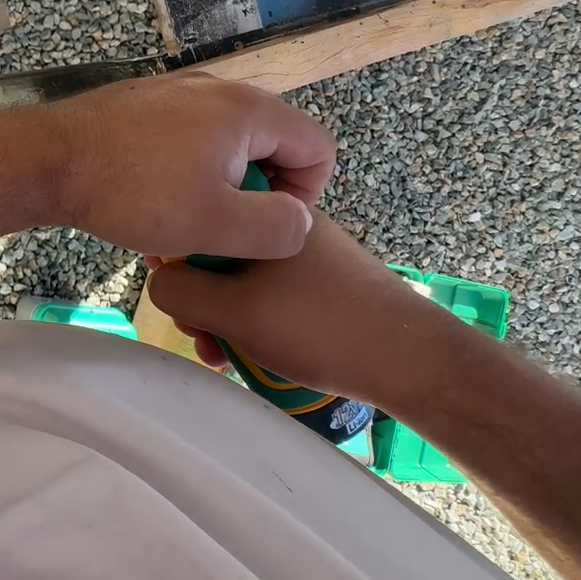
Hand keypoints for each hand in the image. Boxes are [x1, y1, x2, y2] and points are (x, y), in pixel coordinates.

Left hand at [43, 72, 334, 259]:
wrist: (43, 160)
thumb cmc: (133, 192)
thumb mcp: (218, 224)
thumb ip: (280, 227)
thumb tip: (298, 220)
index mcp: (246, 108)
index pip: (317, 147)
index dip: (305, 195)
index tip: (266, 226)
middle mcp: (212, 86)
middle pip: (267, 142)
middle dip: (252, 190)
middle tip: (219, 228)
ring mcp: (168, 90)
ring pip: (218, 143)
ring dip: (211, 184)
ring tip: (178, 220)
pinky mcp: (134, 102)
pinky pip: (178, 136)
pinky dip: (176, 168)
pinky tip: (146, 199)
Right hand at [145, 212, 472, 409]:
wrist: (420, 366)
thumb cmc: (318, 327)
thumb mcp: (230, 310)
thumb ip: (175, 290)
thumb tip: (160, 281)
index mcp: (266, 213)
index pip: (197, 218)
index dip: (171, 255)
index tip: (172, 294)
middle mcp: (286, 225)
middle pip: (217, 253)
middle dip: (198, 297)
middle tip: (199, 335)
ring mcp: (310, 255)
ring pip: (242, 279)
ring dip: (223, 316)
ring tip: (223, 356)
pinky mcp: (327, 284)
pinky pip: (270, 294)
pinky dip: (253, 320)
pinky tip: (252, 354)